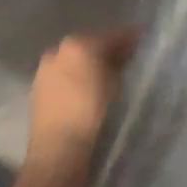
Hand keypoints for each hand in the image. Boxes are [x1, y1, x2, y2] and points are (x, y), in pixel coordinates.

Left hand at [26, 28, 139, 164]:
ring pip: (79, 64)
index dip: (129, 40)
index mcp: (75, 44)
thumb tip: (128, 45)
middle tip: (132, 64)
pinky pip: (69, 80)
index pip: (109, 35)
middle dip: (110, 53)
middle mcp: (56, 53)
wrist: (59, 151)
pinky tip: (94, 95)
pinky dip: (82, 82)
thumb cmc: (90, 111)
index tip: (145, 45)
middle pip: (91, 47)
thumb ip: (121, 56)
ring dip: (95, 68)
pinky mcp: (41, 95)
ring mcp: (45, 74)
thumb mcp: (114, 79)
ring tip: (115, 82)